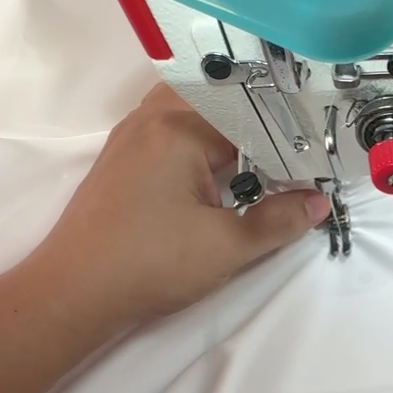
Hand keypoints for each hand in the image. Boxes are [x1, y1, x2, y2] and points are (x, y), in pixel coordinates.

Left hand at [27, 83, 329, 320]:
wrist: (75, 291)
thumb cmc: (150, 264)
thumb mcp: (227, 247)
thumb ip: (278, 221)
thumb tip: (317, 203)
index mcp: (178, 130)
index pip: (248, 118)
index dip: (286, 139)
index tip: (314, 160)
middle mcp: (151, 121)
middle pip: (217, 101)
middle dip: (255, 122)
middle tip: (292, 149)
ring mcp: (131, 138)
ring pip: (189, 112)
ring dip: (224, 129)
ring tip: (259, 155)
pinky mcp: (122, 161)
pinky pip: (169, 132)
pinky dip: (199, 141)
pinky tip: (217, 171)